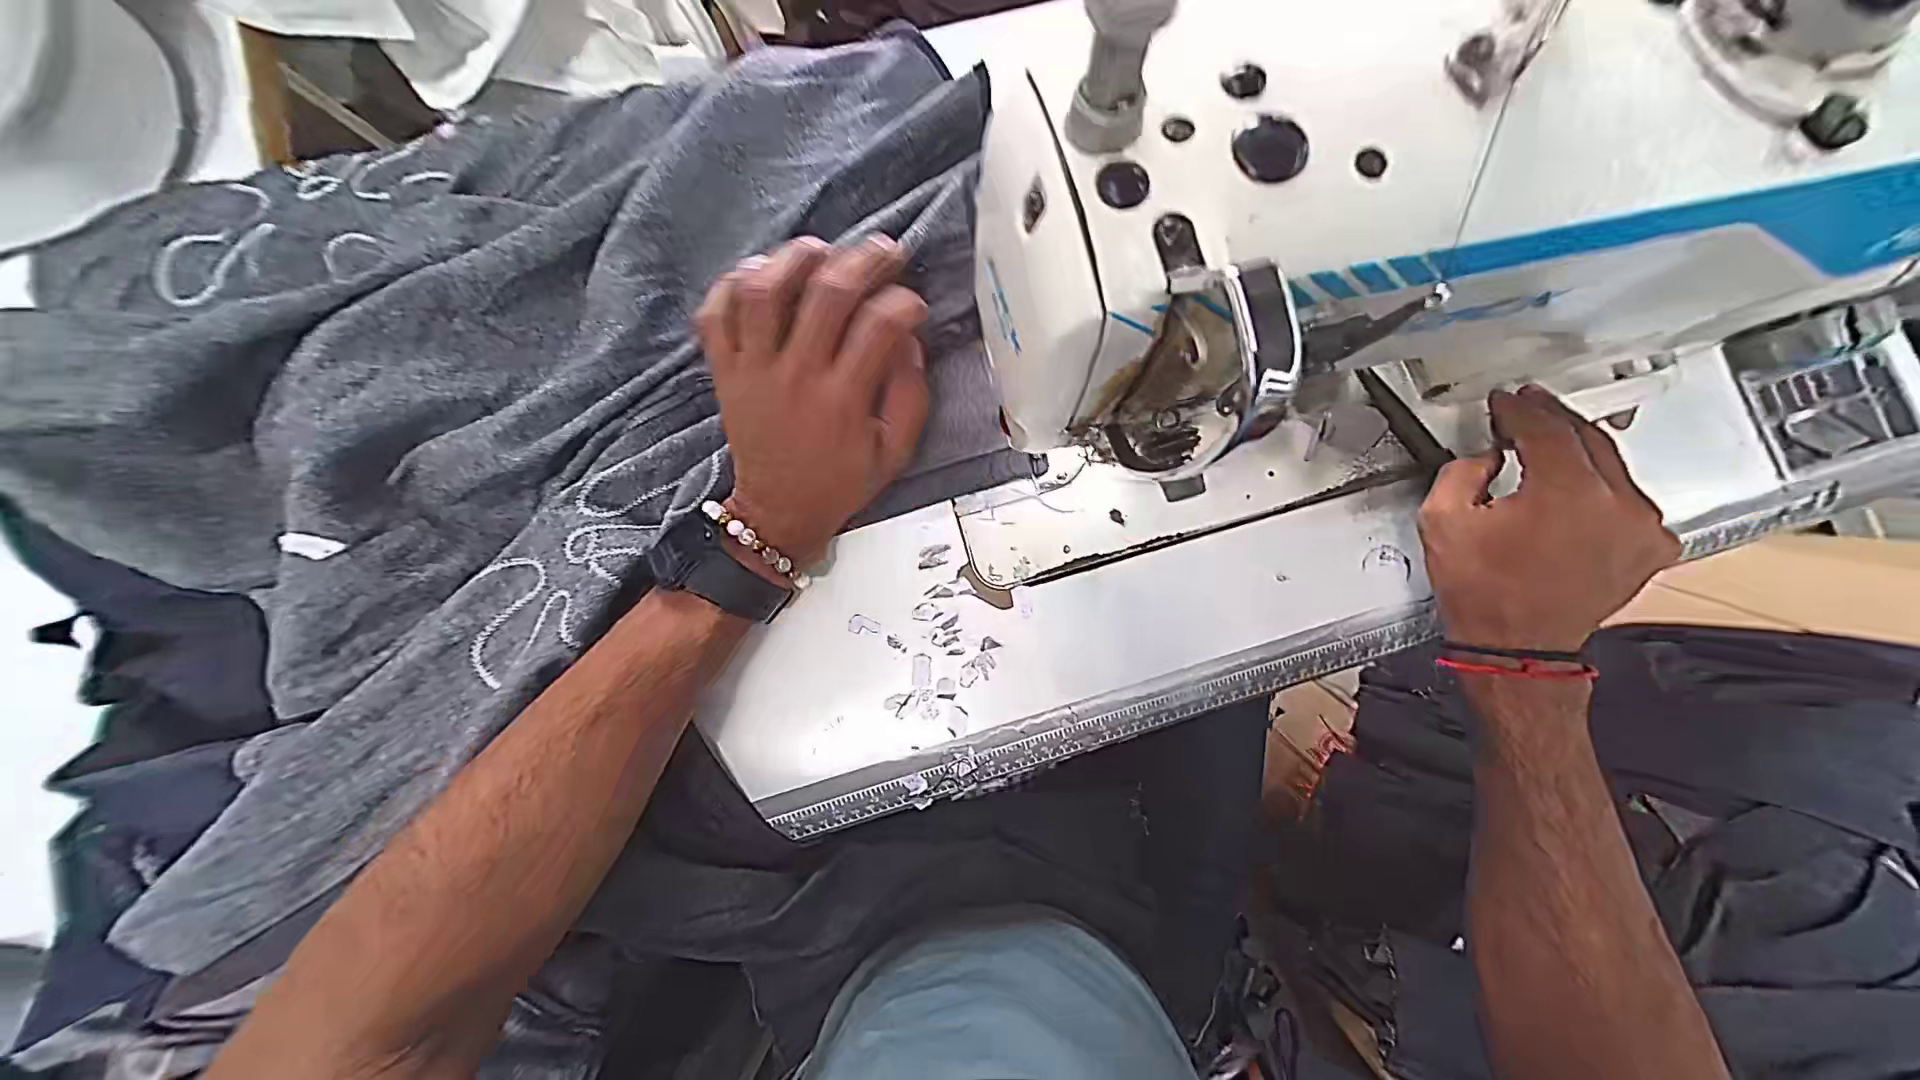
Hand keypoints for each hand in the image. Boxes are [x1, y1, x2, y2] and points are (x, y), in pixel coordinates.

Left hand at [695, 236, 929, 567]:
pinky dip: (730, 285)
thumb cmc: (840, 482)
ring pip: (764, 291)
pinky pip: (715, 316)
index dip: (905, 302)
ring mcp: (755, 371)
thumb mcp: (894, 453)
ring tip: (820, 249)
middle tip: (884, 249)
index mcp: (844, 400)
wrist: (780, 511)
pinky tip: (758, 272)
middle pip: (828, 294)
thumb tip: (908, 340)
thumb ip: (909, 397)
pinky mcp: (726, 373)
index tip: (913, 303)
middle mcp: (798, 376)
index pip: (880, 326)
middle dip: (864, 260)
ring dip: (794, 259)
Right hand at [1417, 385, 1679, 652]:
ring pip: (1613, 466)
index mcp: (1565, 493)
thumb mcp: (1441, 521)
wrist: (1516, 644)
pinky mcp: (1650, 546)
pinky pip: (1627, 499)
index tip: (1506, 402)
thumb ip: (1461, 473)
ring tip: (1548, 442)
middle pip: (1588, 439)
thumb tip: (1486, 457)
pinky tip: (1574, 486)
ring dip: (1578, 450)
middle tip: (1527, 409)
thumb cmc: (1481, 591)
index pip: (1547, 430)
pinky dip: (1599, 485)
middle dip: (1553, 420)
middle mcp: (1617, 504)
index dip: (1520, 411)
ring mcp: (1641, 527)